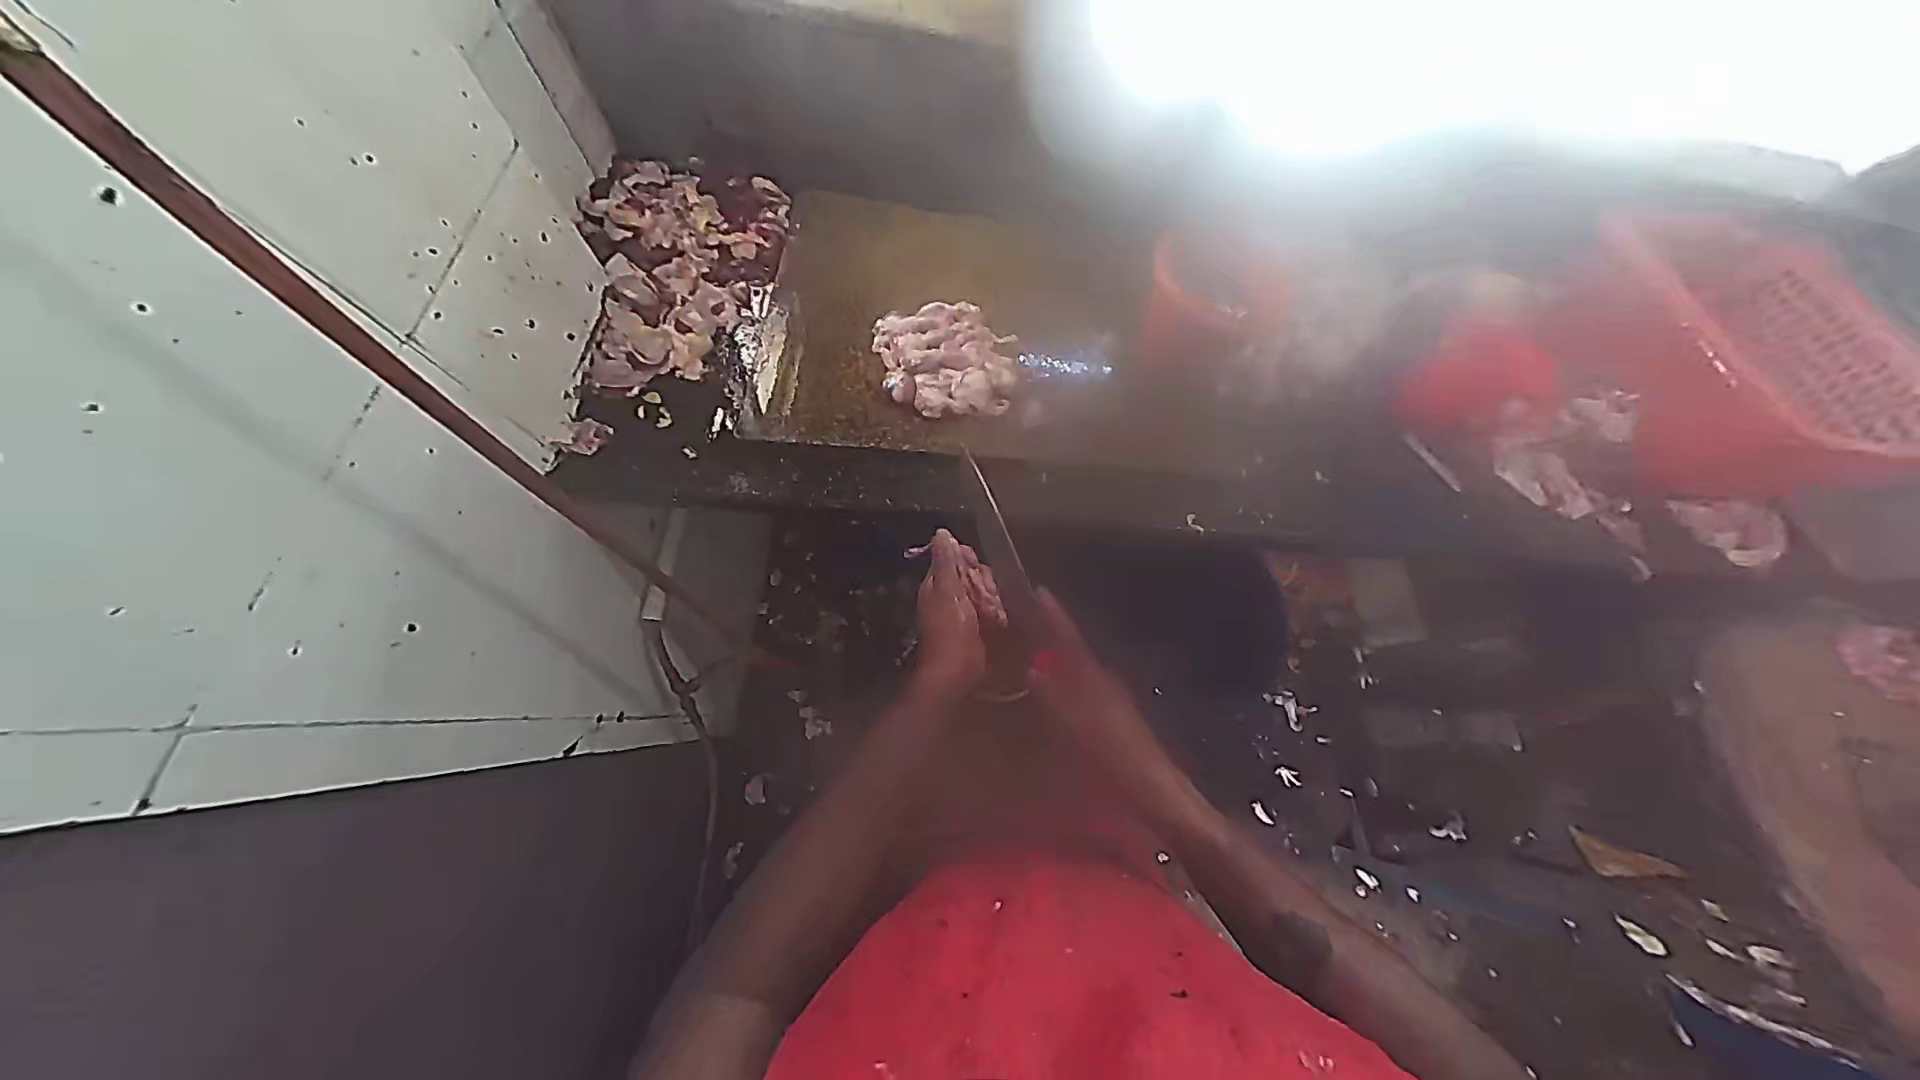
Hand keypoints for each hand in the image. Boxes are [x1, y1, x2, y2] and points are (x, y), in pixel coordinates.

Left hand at [912, 529, 986, 699]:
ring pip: (986, 591)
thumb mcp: (947, 591)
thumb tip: (941, 533)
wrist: (957, 673)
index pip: (954, 559)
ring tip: (992, 610)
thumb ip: (945, 562)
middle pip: (974, 575)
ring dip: (993, 597)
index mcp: (937, 584)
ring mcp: (966, 612)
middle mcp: (951, 596)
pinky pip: (993, 609)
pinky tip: (1001, 618)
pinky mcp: (980, 627)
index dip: (967, 559)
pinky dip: (998, 611)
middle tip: (984, 596)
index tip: (976, 565)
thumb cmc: (949, 631)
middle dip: (984, 581)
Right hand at [1031, 589, 1198, 826]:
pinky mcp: (1117, 715)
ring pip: (1082, 666)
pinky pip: (1087, 683)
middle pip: (1077, 649)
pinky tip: (1060, 684)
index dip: (1057, 617)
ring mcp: (1115, 698)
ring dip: (1063, 653)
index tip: (1041, 592)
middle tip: (1031, 616)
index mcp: (1098, 681)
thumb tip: (1033, 671)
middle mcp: (1108, 682)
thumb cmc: (1119, 762)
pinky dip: (1071, 675)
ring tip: (1039, 645)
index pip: (1072, 641)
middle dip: (1056, 631)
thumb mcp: (1081, 732)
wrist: (1160, 791)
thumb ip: (1056, 702)